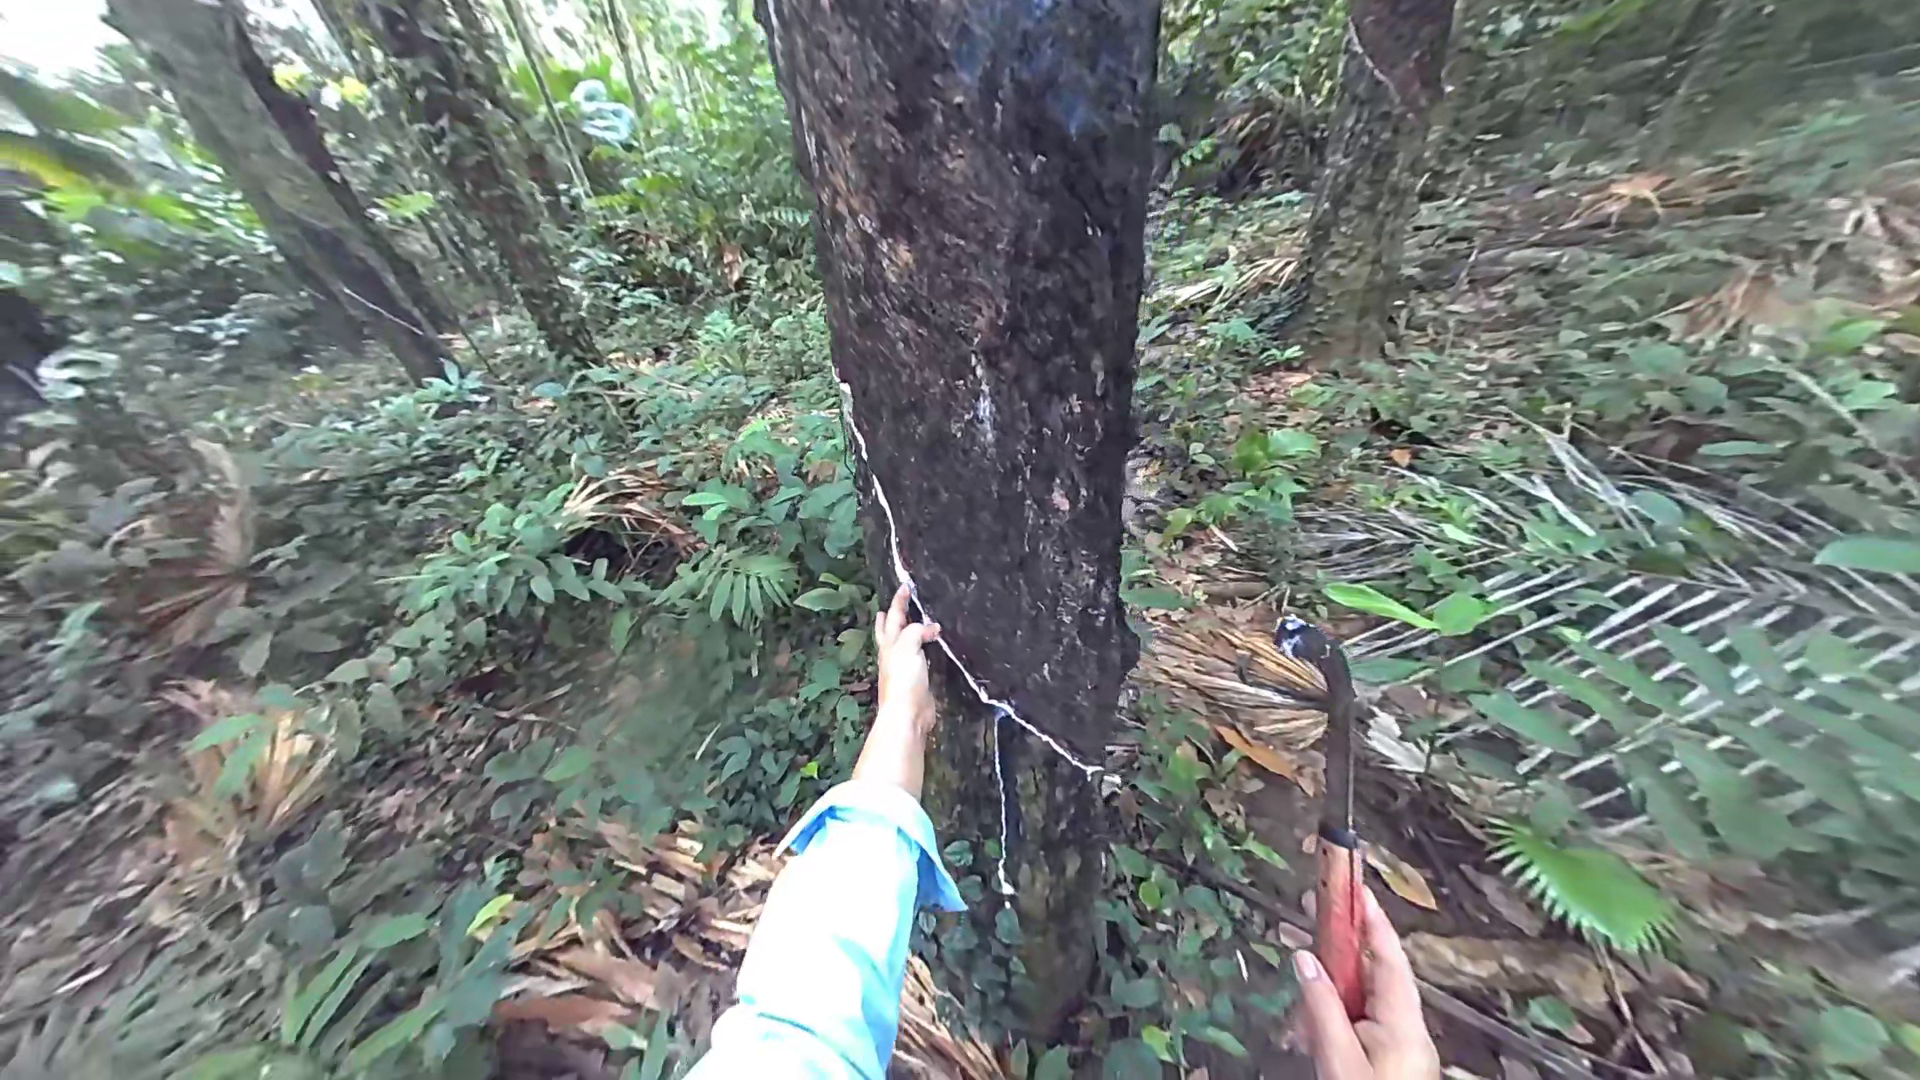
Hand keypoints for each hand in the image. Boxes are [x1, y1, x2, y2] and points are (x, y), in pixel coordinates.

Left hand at [852, 584, 940, 795]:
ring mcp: (903, 668)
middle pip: (890, 631)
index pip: (893, 616)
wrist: (907, 714)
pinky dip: (922, 649)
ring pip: (903, 644)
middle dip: (890, 618)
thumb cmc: (904, 679)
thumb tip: (933, 628)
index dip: (899, 601)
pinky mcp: (916, 680)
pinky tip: (927, 650)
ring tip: (909, 624)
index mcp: (889, 644)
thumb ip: (918, 631)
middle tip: (892, 606)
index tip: (906, 586)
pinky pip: (919, 658)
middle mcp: (893, 654)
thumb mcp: (908, 646)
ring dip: (905, 633)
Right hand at [1296, 887, 1439, 1079]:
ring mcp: (1401, 1047)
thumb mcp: (1337, 1059)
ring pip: (1369, 994)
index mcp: (1404, 1028)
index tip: (1358, 889)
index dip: (1375, 924)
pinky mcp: (1389, 1059)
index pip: (1391, 962)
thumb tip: (1303, 955)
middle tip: (1320, 907)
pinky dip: (1339, 999)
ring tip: (1308, 951)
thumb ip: (1321, 1004)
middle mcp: (1409, 1032)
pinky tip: (1316, 999)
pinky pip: (1363, 1015)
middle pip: (1380, 973)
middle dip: (1350, 941)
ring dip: (1338, 972)